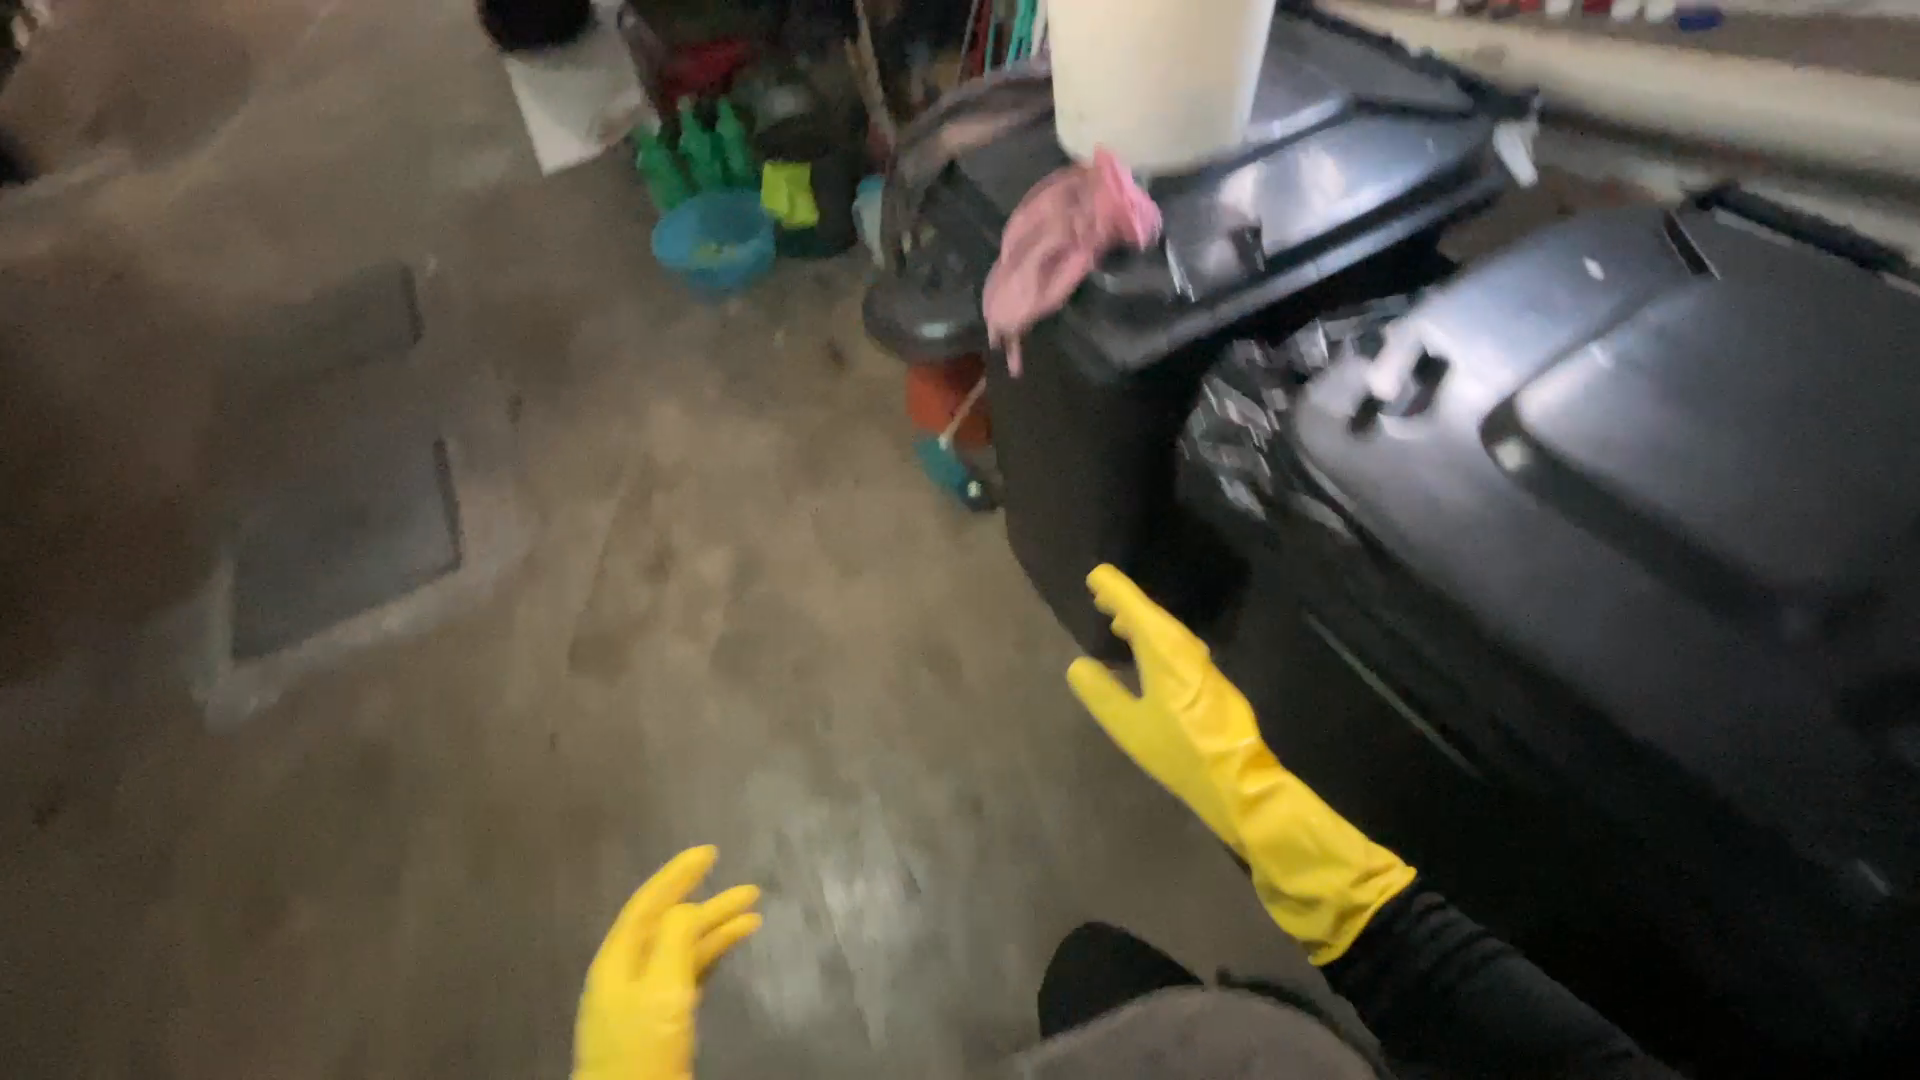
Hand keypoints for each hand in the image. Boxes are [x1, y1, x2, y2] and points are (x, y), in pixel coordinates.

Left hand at [574, 846, 761, 1079]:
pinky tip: (737, 941)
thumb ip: (675, 938)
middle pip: (671, 923)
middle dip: (708, 901)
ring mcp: (645, 998)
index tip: (710, 852)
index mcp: (618, 960)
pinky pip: (691, 970)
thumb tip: (687, 909)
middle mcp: (629, 972)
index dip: (678, 874)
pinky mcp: (663, 1020)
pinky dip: (715, 952)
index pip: (649, 904)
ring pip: (684, 947)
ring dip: (718, 926)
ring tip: (754, 912)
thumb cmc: (644, 1049)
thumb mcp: (661, 987)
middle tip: (747, 886)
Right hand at [1066, 566, 1242, 849]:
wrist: (1239, 781)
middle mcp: (1186, 650)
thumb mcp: (1129, 726)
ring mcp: (1203, 666)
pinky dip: (1156, 640)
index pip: (1136, 608)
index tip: (1095, 576)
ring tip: (1117, 622)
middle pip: (1153, 616)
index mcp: (1165, 652)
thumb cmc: (1179, 752)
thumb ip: (1101, 693)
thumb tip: (1078, 664)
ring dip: (1141, 622)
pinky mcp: (1211, 683)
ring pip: (1167, 632)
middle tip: (1100, 597)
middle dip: (1126, 603)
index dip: (1115, 590)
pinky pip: (1177, 648)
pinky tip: (1145, 654)